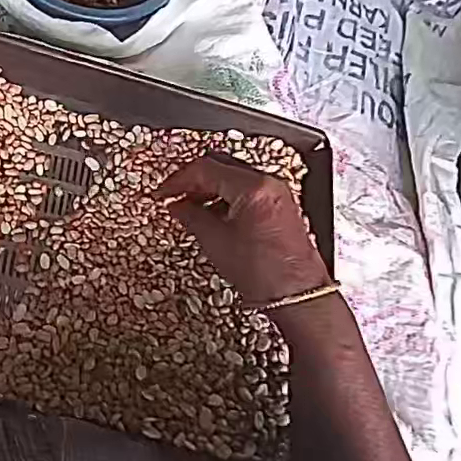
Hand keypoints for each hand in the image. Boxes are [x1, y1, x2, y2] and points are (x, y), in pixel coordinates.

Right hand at [155, 154, 329, 305]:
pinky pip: (247, 188)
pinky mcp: (280, 203)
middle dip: (193, 179)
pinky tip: (212, 213)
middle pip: (220, 165)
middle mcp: (268, 183)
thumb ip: (191, 217)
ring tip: (189, 206)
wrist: (296, 294)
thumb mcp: (215, 242)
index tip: (164, 191)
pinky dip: (226, 195)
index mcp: (252, 188)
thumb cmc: (265, 274)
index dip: (178, 180)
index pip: (205, 168)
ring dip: (209, 187)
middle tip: (174, 194)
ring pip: (233, 175)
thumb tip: (178, 206)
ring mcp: (276, 192)